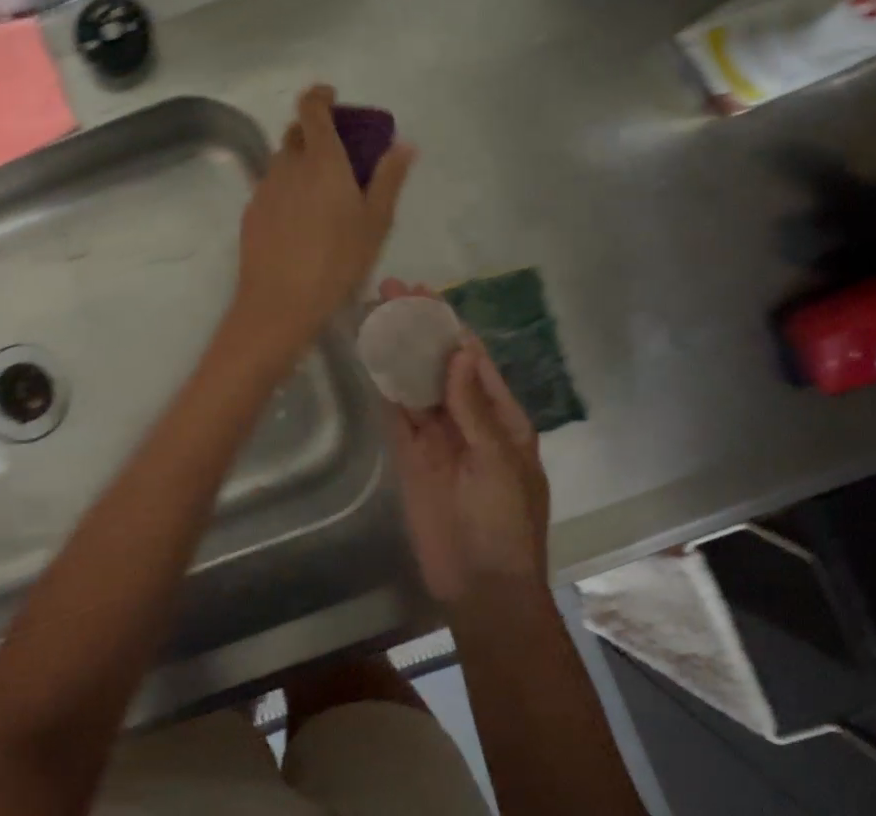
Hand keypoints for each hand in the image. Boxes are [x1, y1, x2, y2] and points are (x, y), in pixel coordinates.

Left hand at [232, 85, 413, 354]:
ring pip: (281, 162)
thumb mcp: (376, 222)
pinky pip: (271, 188)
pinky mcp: (251, 213)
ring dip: (299, 162)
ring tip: (322, 191)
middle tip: (337, 152)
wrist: (280, 302)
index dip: (320, 95)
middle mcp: (287, 166)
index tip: (331, 97)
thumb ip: (388, 179)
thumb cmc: (338, 261)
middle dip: (314, 131)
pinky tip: (300, 220)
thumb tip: (404, 145)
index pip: (312, 108)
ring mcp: (264, 189)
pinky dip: (286, 189)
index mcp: (321, 160)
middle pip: (295, 133)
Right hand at [379, 279, 550, 605]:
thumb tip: (457, 353)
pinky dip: (385, 387)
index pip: (472, 361)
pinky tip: (371, 359)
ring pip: (414, 385)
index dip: (448, 326)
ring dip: (397, 351)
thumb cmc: (505, 523)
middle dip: (418, 329)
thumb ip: (473, 409)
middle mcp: (468, 421)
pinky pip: (397, 416)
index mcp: (502, 420)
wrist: (482, 585)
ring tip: (375, 313)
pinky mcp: (410, 458)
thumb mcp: (498, 463)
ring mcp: (437, 439)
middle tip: (391, 290)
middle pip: (438, 365)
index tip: (425, 295)